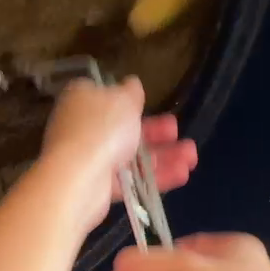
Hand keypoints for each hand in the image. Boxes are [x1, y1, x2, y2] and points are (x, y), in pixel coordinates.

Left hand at [42, 77, 199, 214]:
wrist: (78, 178)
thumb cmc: (101, 128)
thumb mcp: (122, 98)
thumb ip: (130, 91)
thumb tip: (130, 83)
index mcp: (80, 103)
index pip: (100, 96)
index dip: (123, 98)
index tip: (144, 101)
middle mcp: (81, 131)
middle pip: (121, 129)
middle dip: (154, 130)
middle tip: (176, 130)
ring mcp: (88, 160)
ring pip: (129, 157)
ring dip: (163, 156)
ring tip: (191, 157)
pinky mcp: (97, 187)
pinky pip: (130, 180)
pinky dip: (155, 178)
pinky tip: (182, 174)